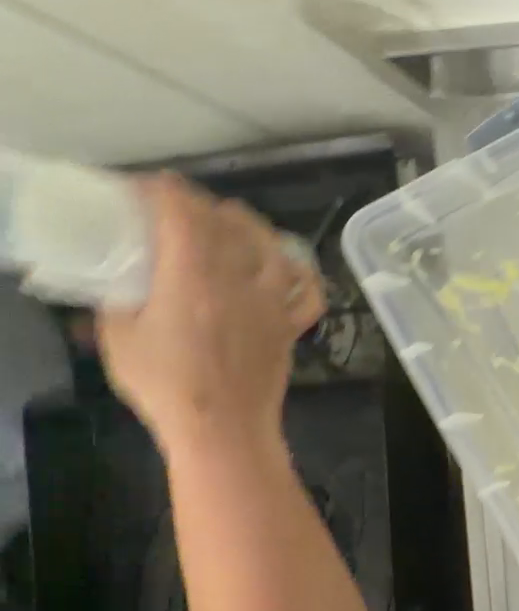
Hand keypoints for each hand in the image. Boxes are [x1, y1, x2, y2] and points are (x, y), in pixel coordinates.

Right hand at [97, 174, 324, 457]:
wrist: (223, 424)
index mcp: (192, 280)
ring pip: (276, 252)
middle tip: (183, 204)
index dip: (168, 192)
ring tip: (235, 222)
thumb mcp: (117, 333)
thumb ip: (117, 297)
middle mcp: (241, 285)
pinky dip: (302, 274)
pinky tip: (290, 266)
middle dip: (206, 205)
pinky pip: (309, 293)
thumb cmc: (164, 382)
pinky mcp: (292, 328)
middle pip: (232, 227)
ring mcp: (274, 306)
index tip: (149, 186)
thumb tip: (118, 279)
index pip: (185, 217)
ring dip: (255, 229)